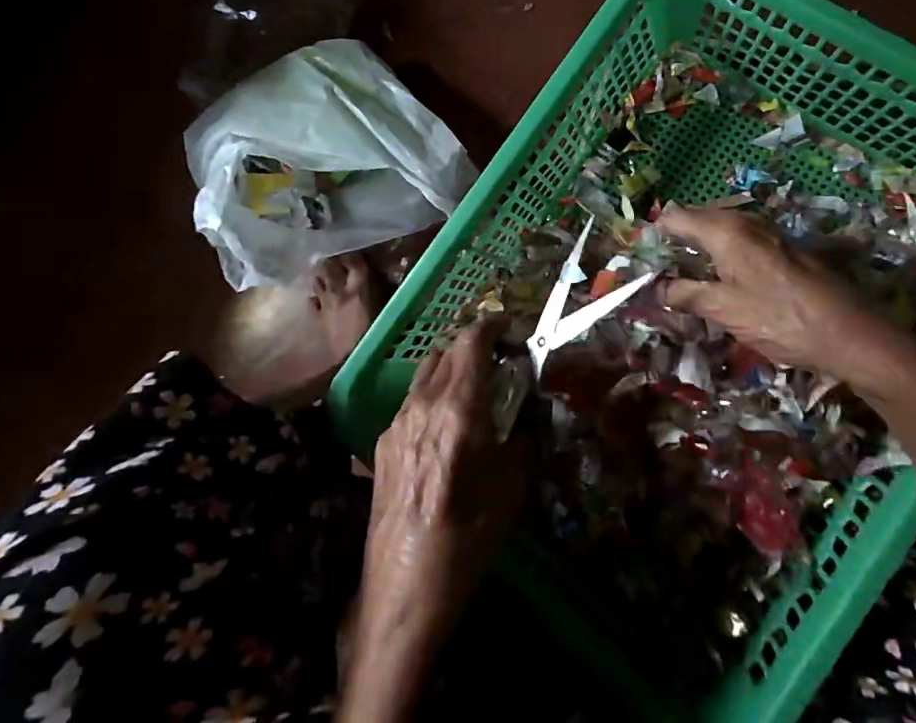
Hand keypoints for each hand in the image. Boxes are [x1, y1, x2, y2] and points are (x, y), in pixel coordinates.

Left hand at [354, 315, 530, 656]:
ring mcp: (397, 422)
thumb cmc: (467, 539)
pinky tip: (448, 424)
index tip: (511, 327)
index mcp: (458, 410)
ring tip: (476, 387)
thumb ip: (525, 439)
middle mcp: (422, 405)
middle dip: (475, 344)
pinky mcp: (382, 443)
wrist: (404, 589)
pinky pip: (412, 400)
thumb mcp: (512, 489)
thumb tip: (532, 413)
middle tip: (501, 358)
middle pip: (447, 349)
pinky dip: (434, 393)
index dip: (492, 325)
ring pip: (426, 372)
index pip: (471, 342)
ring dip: (452, 367)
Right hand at [657, 204, 915, 402]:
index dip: (653, 236)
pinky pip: (737, 244)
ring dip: (697, 252)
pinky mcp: (781, 251)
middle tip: (658, 276)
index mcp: (726, 231)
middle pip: (695, 220)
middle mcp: (745, 223)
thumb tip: (657, 288)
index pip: (674, 216)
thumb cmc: (782, 320)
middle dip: (673, 243)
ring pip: (718, 233)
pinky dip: (720, 258)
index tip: (640, 263)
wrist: (852, 335)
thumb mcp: (725, 311)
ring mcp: (766, 235)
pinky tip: (718, 286)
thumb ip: (686, 294)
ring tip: (684, 284)